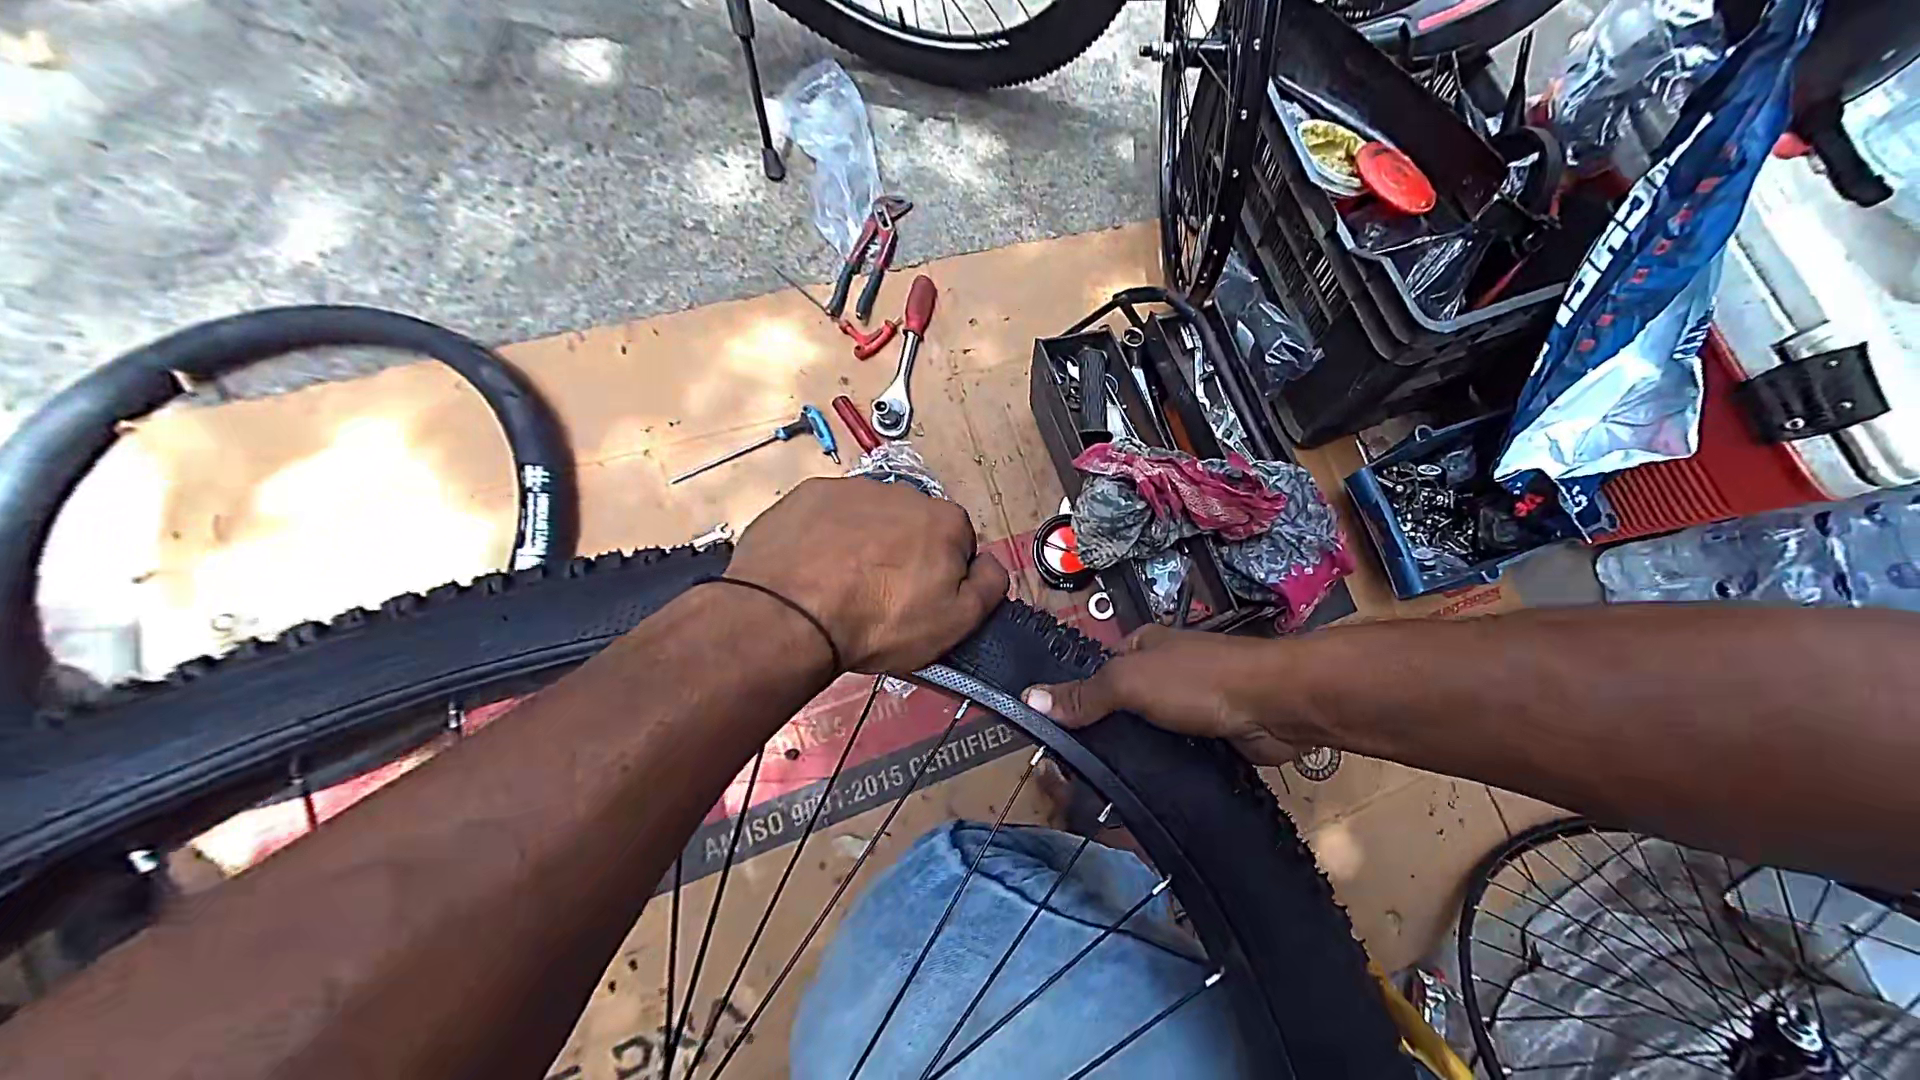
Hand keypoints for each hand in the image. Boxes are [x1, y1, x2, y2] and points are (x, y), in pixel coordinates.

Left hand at [726, 476, 1010, 673]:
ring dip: (863, 543)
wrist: (792, 613)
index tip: (920, 598)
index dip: (940, 575)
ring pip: (868, 518)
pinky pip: (828, 514)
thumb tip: (993, 567)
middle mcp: (902, 495)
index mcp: (944, 522)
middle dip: (902, 555)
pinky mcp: (810, 495)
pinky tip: (816, 568)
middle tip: (881, 596)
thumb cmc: (872, 620)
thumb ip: (989, 587)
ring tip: (843, 585)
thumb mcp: (955, 622)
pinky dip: (825, 535)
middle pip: (912, 526)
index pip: (956, 543)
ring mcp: (852, 490)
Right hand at [1021, 626, 1297, 765]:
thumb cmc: (1198, 681)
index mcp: (1140, 646)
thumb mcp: (1129, 681)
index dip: (1071, 699)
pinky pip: (1172, 753)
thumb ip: (1083, 694)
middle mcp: (1161, 672)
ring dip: (1130, 754)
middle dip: (1099, 733)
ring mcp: (1186, 705)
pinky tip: (1139, 790)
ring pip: (1144, 733)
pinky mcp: (1208, 735)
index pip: (1094, 672)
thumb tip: (1027, 697)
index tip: (1049, 735)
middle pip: (1117, 704)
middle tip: (1069, 772)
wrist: (1277, 705)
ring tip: (1096, 789)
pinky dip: (1158, 768)